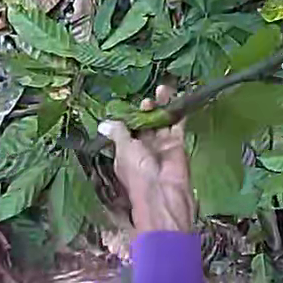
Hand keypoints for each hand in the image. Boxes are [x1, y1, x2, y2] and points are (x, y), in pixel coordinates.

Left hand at [98, 86, 195, 233]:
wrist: (164, 192)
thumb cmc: (138, 172)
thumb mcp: (124, 150)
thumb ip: (118, 133)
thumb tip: (104, 123)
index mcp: (127, 151)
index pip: (127, 129)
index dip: (129, 115)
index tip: (130, 103)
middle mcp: (144, 147)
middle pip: (146, 123)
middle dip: (146, 109)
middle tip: (148, 99)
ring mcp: (162, 145)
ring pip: (162, 121)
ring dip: (163, 106)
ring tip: (163, 89)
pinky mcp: (177, 143)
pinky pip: (177, 125)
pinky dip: (178, 112)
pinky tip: (178, 97)